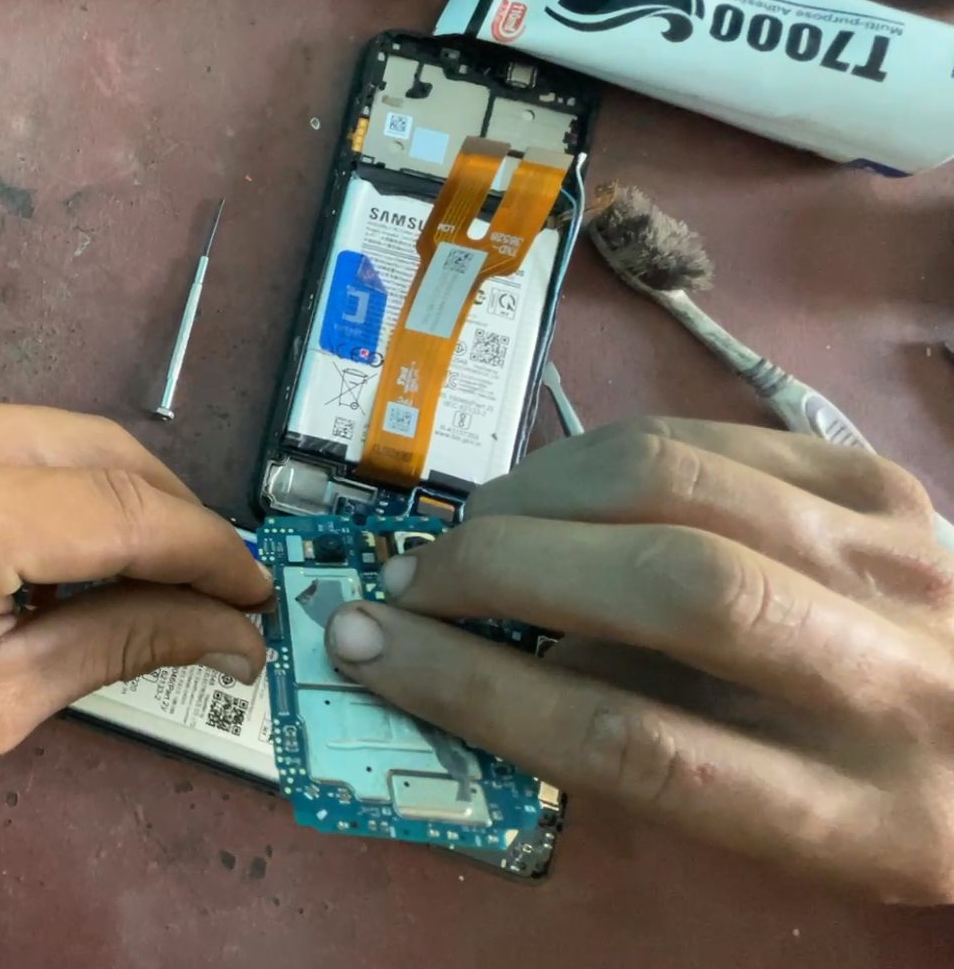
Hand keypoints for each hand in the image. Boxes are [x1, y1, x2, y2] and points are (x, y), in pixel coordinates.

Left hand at [0, 392, 272, 827]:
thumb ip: (124, 641)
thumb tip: (232, 628)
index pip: (112, 509)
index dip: (201, 550)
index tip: (254, 594)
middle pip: (98, 454)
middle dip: (172, 521)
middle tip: (219, 590)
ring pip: (68, 438)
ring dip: (126, 502)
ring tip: (161, 577)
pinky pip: (24, 442)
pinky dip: (72, 489)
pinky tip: (88, 548)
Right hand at [323, 417, 953, 902]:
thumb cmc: (813, 772)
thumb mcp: (724, 807)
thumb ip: (592, 729)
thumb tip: (427, 641)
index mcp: (864, 820)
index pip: (628, 742)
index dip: (465, 684)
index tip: (359, 642)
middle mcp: (905, 683)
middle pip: (666, 590)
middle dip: (488, 570)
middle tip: (405, 580)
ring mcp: (901, 560)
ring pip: (665, 486)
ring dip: (522, 504)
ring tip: (471, 533)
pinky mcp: (874, 477)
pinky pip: (678, 437)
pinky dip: (571, 462)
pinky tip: (544, 497)